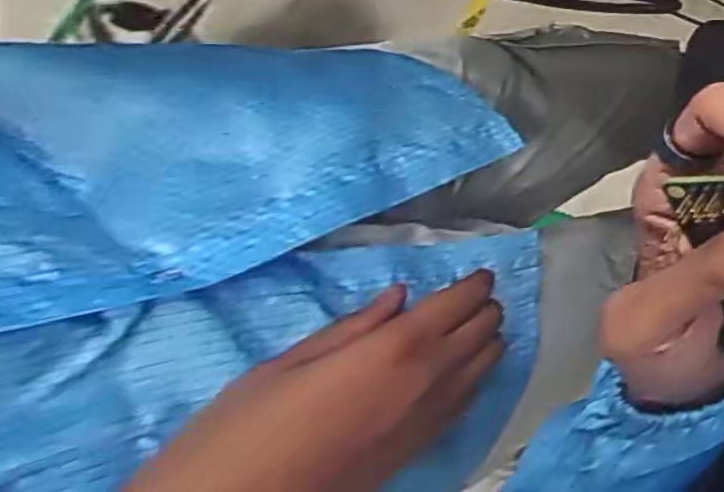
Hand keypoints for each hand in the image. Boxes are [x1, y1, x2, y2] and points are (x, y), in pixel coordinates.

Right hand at [126, 272, 504, 491]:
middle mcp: (431, 372)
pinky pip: (473, 394)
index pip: (467, 296)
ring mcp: (433, 412)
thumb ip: (352, 327)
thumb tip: (399, 296)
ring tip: (457, 335)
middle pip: (490, 321)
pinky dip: (474, 373)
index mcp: (400, 343)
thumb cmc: (232, 442)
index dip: (476, 281)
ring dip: (484, 338)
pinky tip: (448, 374)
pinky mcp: (424, 445)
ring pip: (491, 356)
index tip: (472, 277)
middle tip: (459, 305)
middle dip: (483, 305)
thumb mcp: (280, 369)